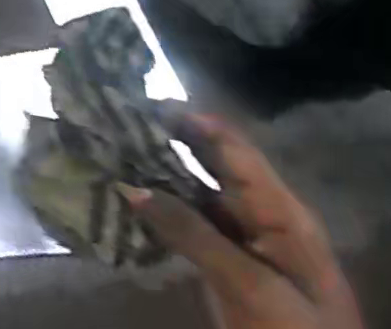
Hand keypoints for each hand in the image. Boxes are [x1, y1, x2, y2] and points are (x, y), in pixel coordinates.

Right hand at [123, 115, 362, 328]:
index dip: (190, 119)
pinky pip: (185, 223)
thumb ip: (193, 234)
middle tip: (114, 122)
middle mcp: (259, 215)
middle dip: (165, 140)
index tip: (141, 102)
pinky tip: (123, 196)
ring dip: (155, 172)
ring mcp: (241, 241)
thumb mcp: (253, 288)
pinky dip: (156, 207)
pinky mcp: (223, 265)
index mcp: (280, 210)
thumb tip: (131, 185)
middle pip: (209, 162)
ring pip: (192, 191)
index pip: (232, 146)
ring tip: (110, 151)